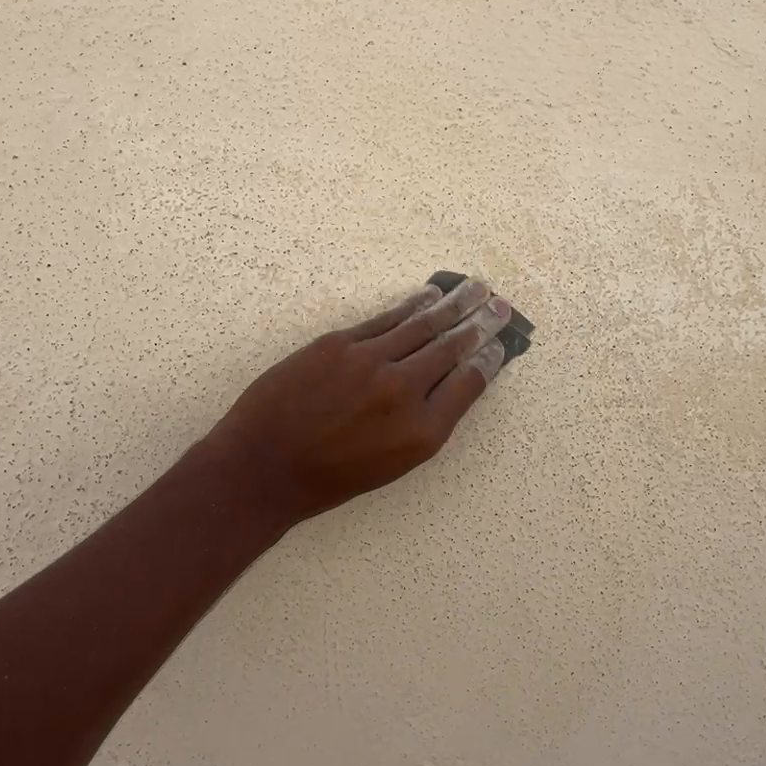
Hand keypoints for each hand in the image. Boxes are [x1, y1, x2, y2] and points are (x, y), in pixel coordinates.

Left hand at [209, 278, 515, 523]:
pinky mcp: (339, 344)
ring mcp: (370, 362)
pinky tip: (427, 295)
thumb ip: (426, 423)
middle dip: (480, 325)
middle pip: (452, 348)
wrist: (264, 466)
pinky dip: (410, 306)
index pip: (469, 384)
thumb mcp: (393, 464)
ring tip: (475, 290)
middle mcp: (403, 392)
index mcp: (422, 432)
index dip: (488, 361)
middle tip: (501, 306)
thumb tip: (449, 386)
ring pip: (422, 325)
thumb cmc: (329, 476)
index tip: (501, 344)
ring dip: (452, 304)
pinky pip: (385, 319)